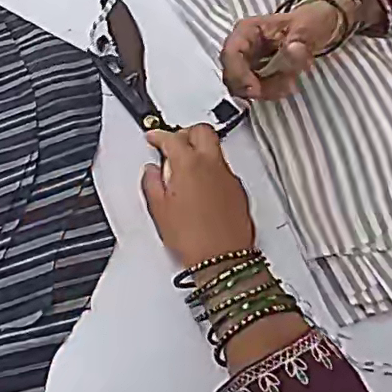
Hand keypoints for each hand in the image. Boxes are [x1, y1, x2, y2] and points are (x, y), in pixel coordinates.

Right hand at [139, 125, 256, 268]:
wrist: (223, 260)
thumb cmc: (194, 238)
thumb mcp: (159, 209)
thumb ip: (152, 182)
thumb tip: (152, 172)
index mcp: (190, 164)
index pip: (172, 138)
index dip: (158, 135)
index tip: (153, 137)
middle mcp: (213, 165)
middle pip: (201, 131)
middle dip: (184, 132)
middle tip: (172, 142)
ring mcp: (229, 177)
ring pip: (215, 149)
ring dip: (199, 150)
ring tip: (184, 167)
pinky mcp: (239, 190)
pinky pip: (223, 169)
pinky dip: (210, 170)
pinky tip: (200, 186)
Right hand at [219, 0, 371, 100]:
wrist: (317, 28)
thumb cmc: (309, 22)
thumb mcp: (308, 27)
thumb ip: (299, 40)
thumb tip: (292, 50)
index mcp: (246, 30)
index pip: (230, 54)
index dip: (238, 74)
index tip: (256, 89)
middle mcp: (240, 47)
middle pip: (232, 75)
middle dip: (256, 86)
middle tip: (283, 86)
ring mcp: (245, 62)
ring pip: (242, 86)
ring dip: (267, 89)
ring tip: (291, 82)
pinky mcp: (253, 74)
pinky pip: (254, 89)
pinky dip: (270, 91)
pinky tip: (287, 84)